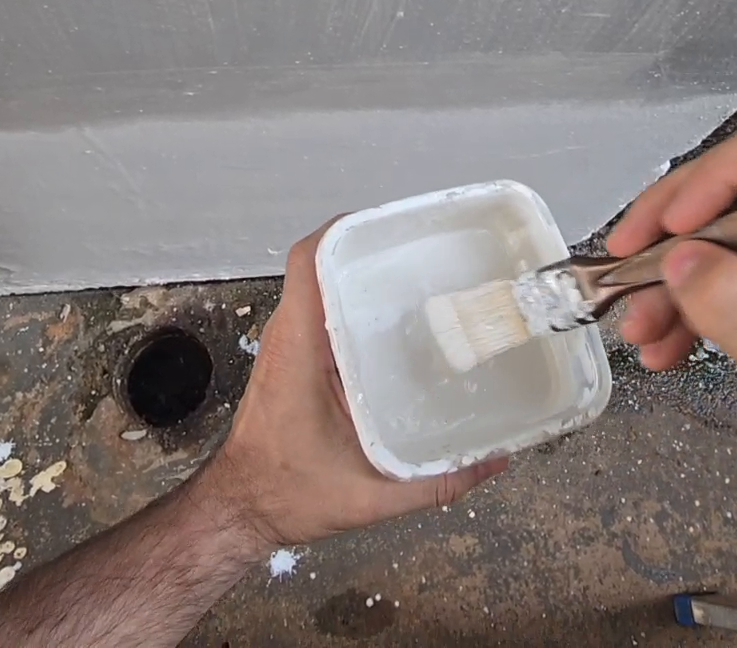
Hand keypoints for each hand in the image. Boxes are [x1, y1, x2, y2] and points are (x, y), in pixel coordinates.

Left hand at [193, 222, 507, 551]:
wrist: (239, 510)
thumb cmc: (290, 494)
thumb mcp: (371, 496)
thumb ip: (436, 481)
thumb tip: (497, 460)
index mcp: (300, 347)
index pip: (309, 261)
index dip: (344, 230)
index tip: (392, 226)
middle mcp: (290, 333)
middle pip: (321, 263)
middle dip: (368, 248)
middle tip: (424, 253)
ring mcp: (287, 342)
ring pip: (319, 284)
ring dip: (360, 273)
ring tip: (417, 278)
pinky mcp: (291, 355)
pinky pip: (319, 308)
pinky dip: (351, 300)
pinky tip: (393, 322)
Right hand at [606, 106, 736, 483]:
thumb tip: (677, 258)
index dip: (720, 175)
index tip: (677, 226)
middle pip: (734, 178)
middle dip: (672, 226)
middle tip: (627, 260)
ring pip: (714, 218)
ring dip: (667, 269)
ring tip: (640, 323)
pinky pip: (716, 254)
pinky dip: (682, 292)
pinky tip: (662, 335)